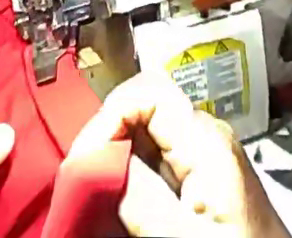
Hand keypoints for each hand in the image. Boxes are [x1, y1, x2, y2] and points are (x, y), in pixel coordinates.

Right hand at [67, 72, 291, 237]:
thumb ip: (140, 197)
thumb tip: (92, 160)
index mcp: (207, 141)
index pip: (146, 91)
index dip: (109, 116)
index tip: (84, 160)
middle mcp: (207, 137)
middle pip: (143, 107)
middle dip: (108, 135)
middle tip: (83, 179)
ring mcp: (207, 159)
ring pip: (147, 131)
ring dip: (116, 154)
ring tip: (95, 190)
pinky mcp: (206, 183)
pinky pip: (159, 158)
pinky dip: (133, 173)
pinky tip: (120, 201)